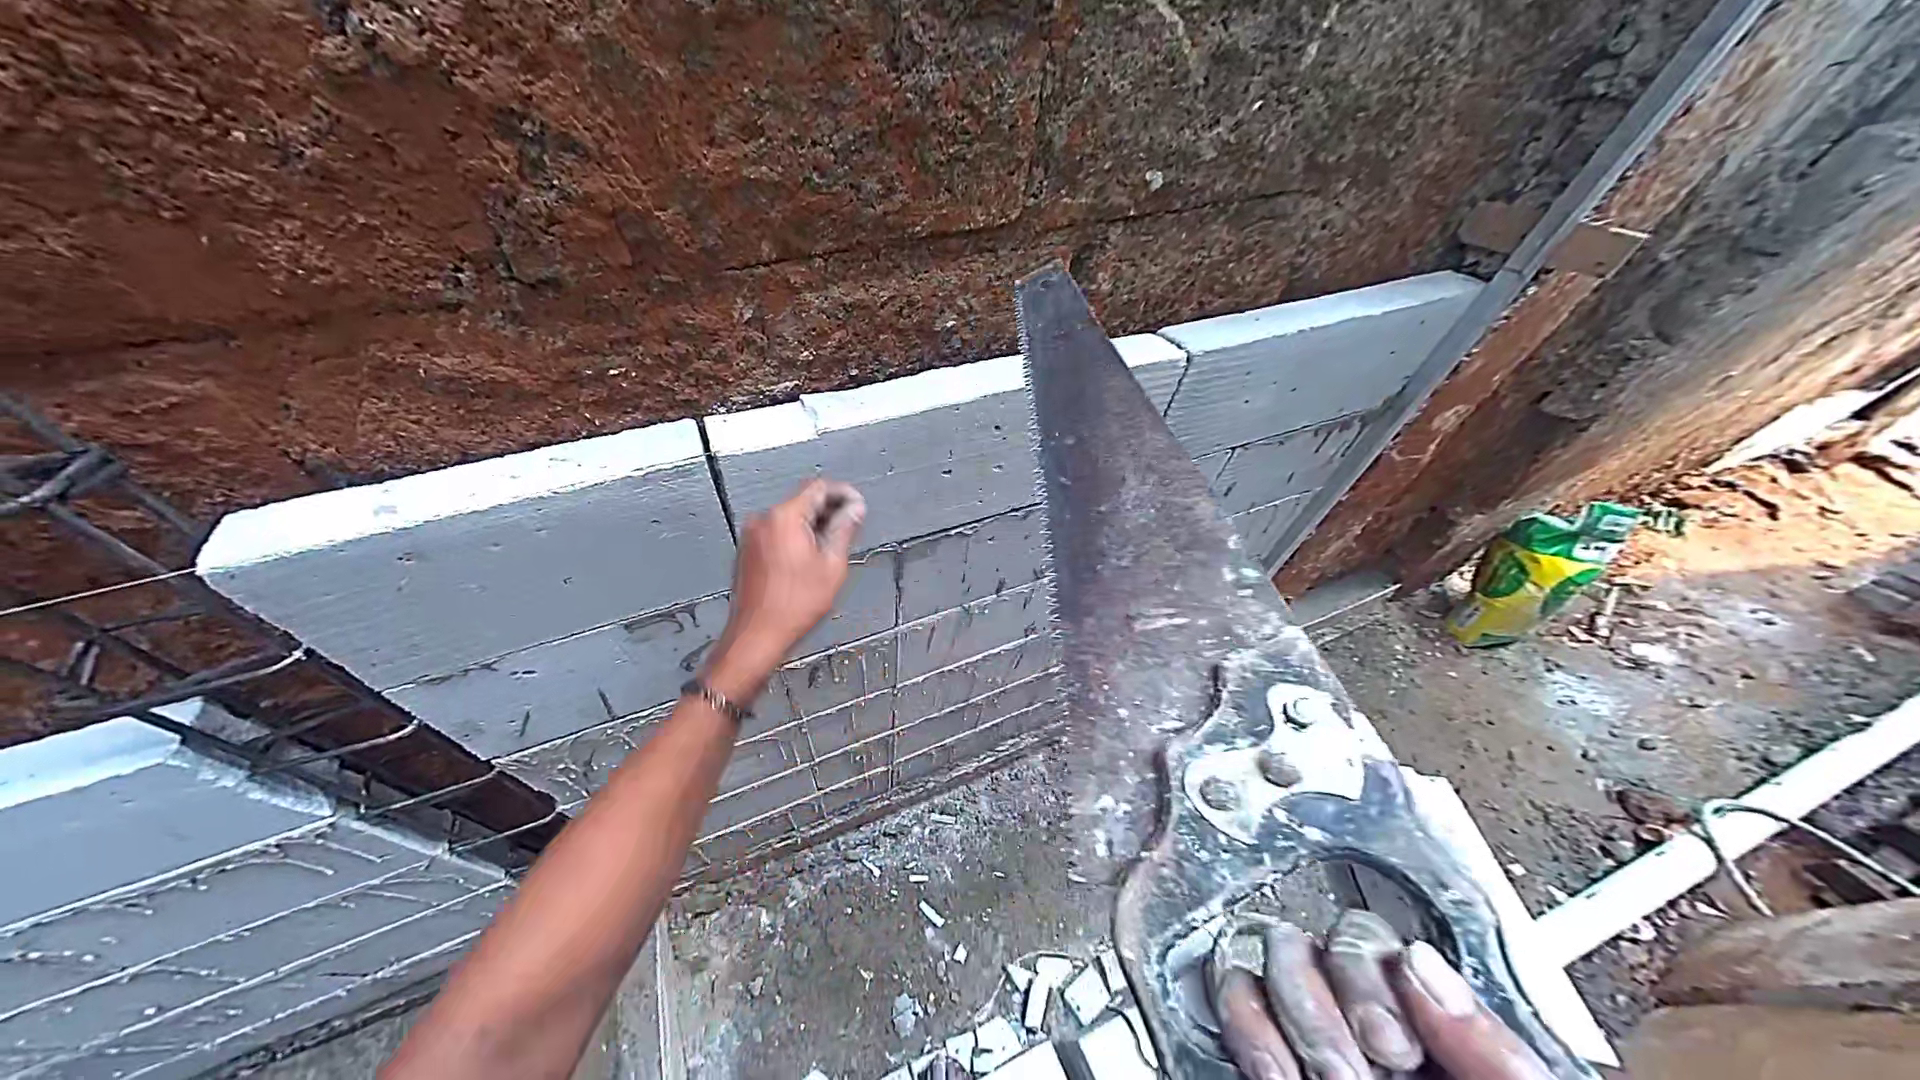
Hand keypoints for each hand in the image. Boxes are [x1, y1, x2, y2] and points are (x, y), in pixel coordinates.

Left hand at [703, 479, 865, 702]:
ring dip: (813, 526)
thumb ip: (845, 529)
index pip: (819, 488)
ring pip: (791, 517)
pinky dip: (796, 538)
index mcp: (785, 518)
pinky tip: (809, 561)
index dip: (844, 494)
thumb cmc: (791, 607)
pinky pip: (777, 532)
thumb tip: (855, 509)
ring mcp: (752, 535)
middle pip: (804, 501)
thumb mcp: (832, 565)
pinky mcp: (748, 550)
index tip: (857, 505)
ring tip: (830, 551)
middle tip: (850, 529)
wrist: (757, 635)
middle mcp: (764, 520)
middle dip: (829, 512)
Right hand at [1210, 910, 1553, 1079]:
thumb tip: (1420, 962)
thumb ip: (1492, 1053)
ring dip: (1285, 1021)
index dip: (1367, 976)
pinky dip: (1247, 1032)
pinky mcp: (1265, 1059)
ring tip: (1314, 1076)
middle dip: (1320, 1009)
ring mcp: (1305, 1041)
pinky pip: (1233, 1006)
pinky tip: (1274, 1071)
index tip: (1393, 1046)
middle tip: (1353, 1072)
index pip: (1369, 944)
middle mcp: (1361, 1025)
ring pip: (1263, 968)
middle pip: (1306, 947)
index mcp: (1430, 1031)